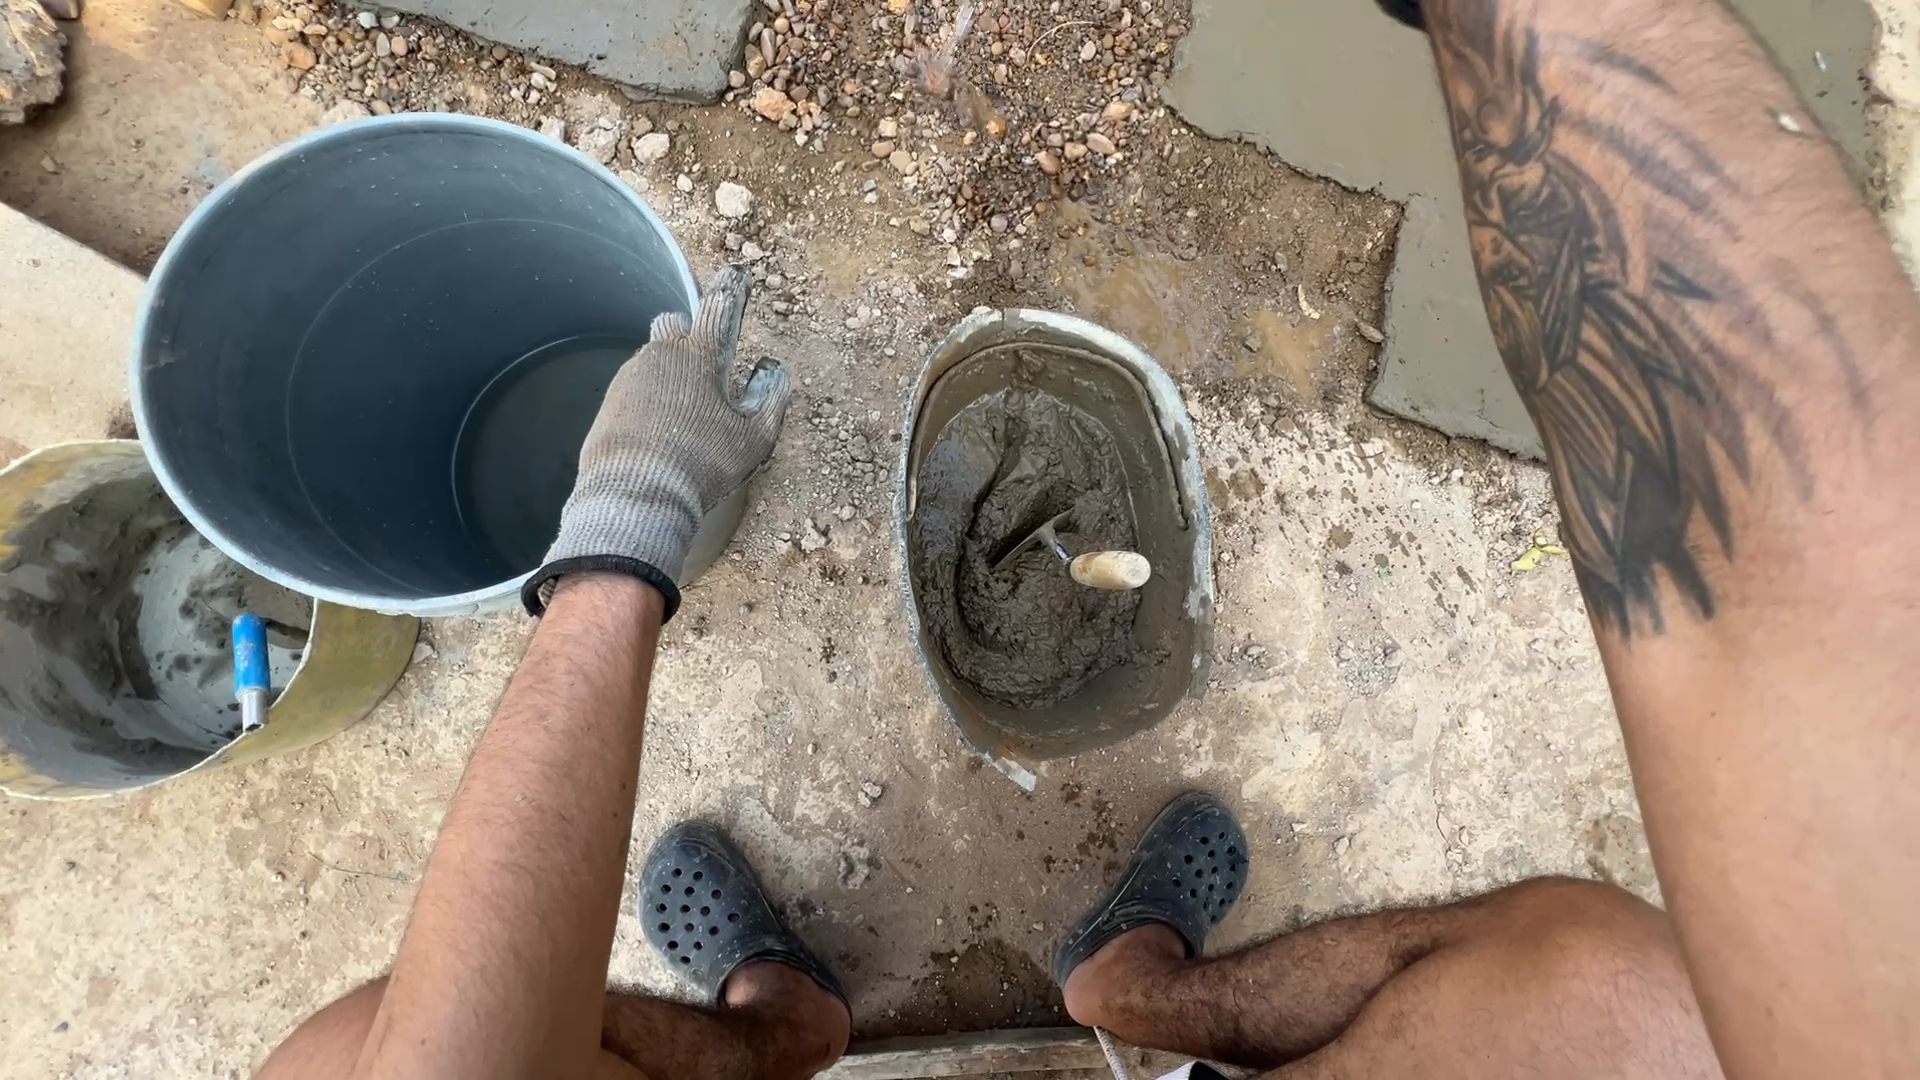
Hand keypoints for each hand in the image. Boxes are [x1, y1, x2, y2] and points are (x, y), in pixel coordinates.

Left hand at [522, 266, 788, 618]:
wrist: (638, 494)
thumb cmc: (705, 463)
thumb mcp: (754, 439)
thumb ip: (770, 401)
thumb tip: (776, 373)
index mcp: (698, 358)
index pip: (717, 311)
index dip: (729, 293)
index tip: (735, 276)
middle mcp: (659, 357)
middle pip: (671, 326)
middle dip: (688, 337)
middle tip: (705, 373)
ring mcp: (628, 378)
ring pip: (652, 361)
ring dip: (670, 376)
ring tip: (684, 418)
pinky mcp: (608, 404)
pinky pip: (635, 389)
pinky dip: (650, 400)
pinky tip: (660, 433)